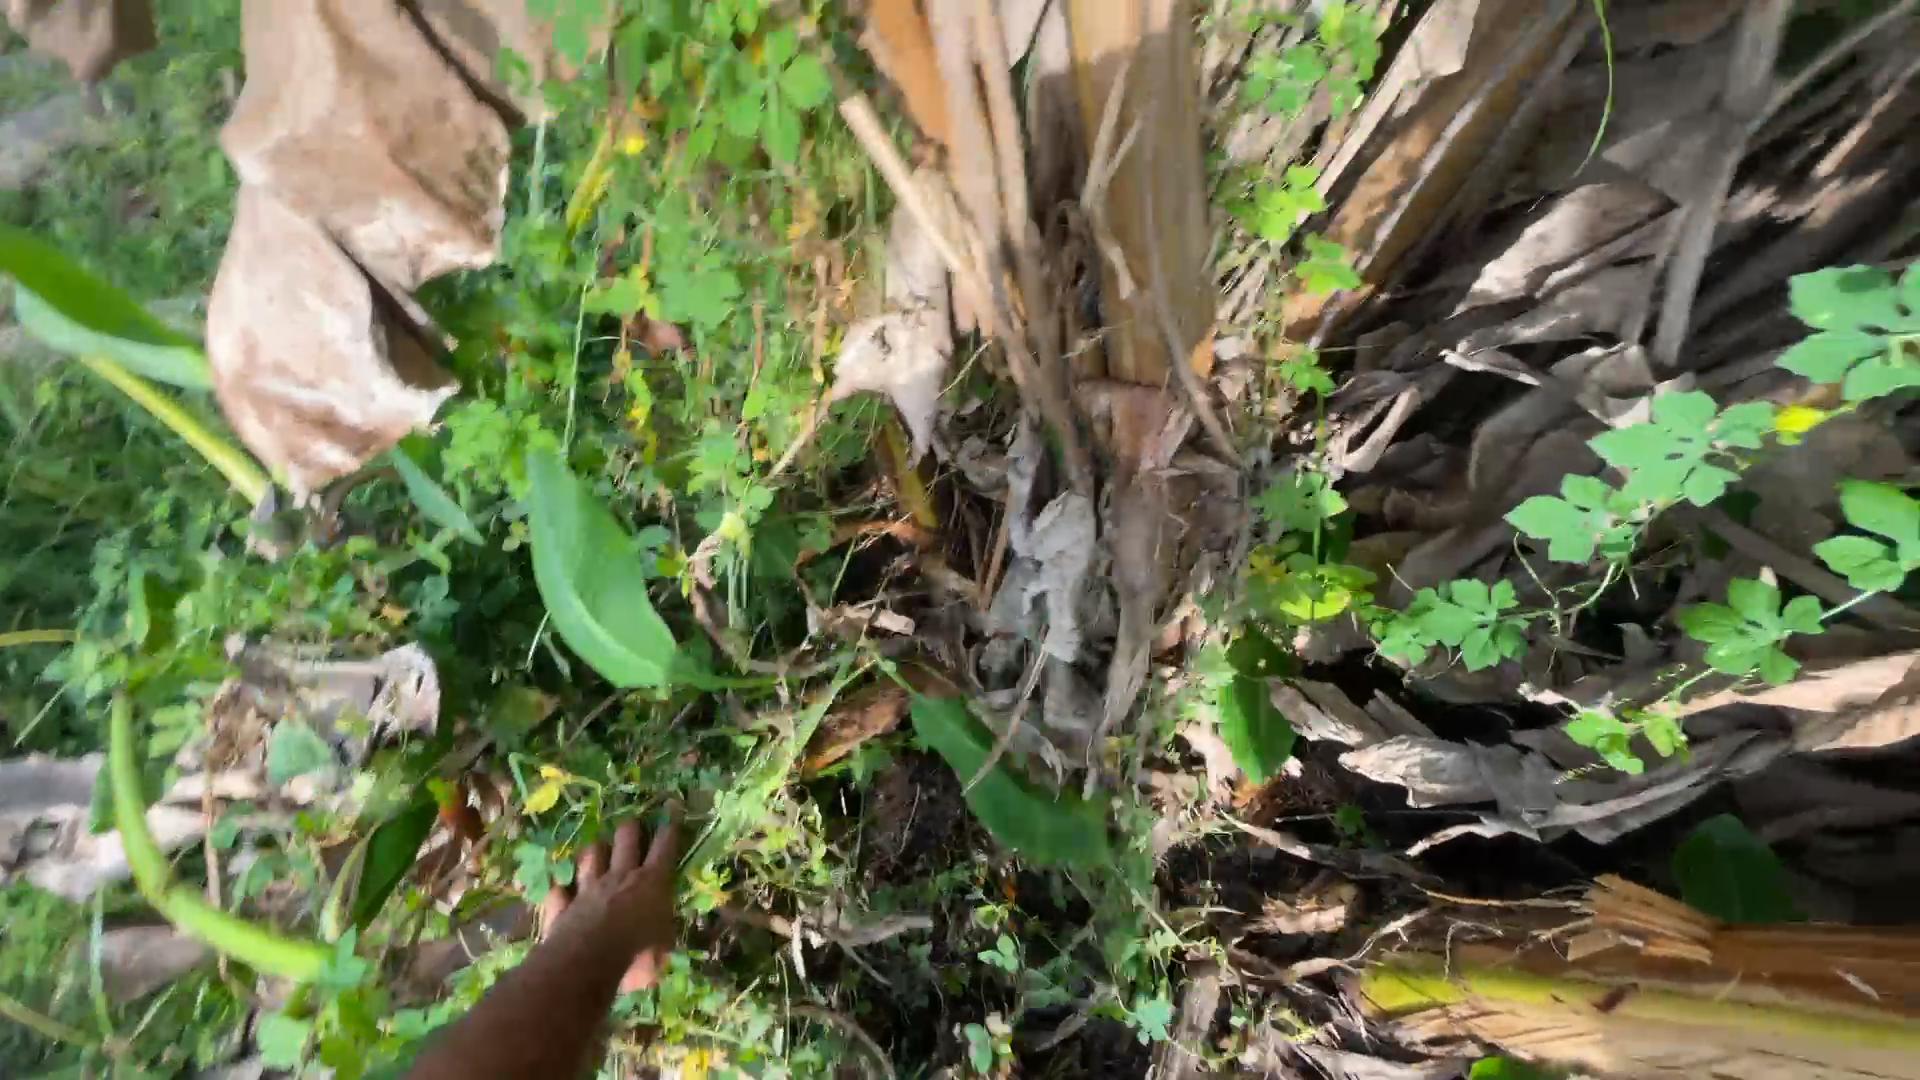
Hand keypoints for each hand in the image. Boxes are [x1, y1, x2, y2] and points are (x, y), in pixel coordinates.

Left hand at [538, 813, 680, 992]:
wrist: (585, 964)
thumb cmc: (635, 955)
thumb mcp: (662, 952)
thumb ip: (660, 940)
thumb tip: (660, 947)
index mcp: (652, 882)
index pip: (665, 846)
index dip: (670, 825)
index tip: (672, 806)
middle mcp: (621, 877)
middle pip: (626, 840)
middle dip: (630, 828)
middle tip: (631, 824)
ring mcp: (589, 889)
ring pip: (591, 857)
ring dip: (595, 852)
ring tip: (596, 849)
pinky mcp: (563, 907)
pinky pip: (559, 891)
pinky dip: (560, 890)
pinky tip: (559, 889)